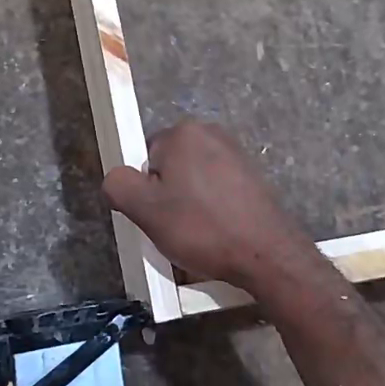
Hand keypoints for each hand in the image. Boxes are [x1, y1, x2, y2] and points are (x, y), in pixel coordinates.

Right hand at [103, 119, 328, 292]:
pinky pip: (217, 192)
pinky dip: (213, 210)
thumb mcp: (145, 211)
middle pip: (170, 168)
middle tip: (177, 226)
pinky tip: (219, 232)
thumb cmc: (201, 228)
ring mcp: (237, 154)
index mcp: (184, 132)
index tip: (158, 214)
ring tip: (200, 233)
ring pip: (194, 182)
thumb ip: (119, 185)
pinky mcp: (253, 177)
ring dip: (191, 206)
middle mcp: (212, 134)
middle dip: (169, 196)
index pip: (146, 158)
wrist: (265, 252)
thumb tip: (119, 177)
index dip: (146, 190)